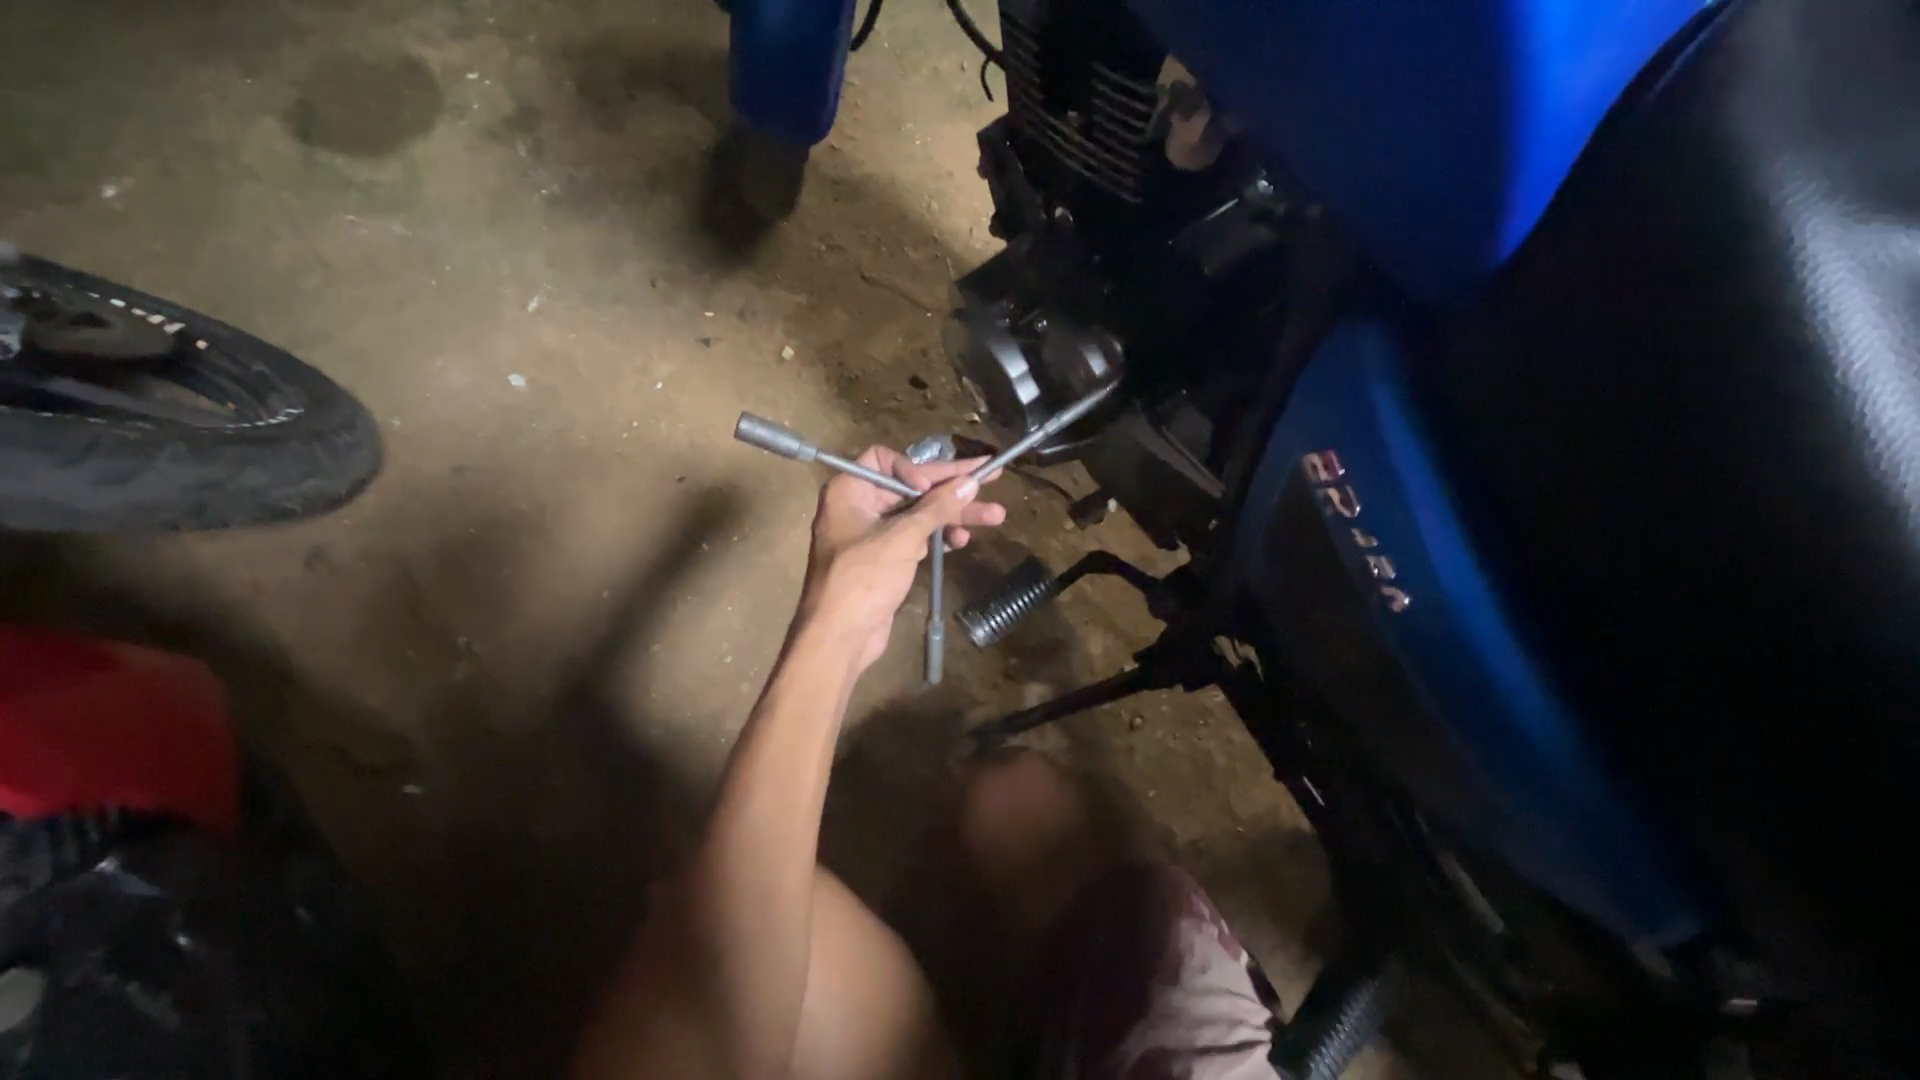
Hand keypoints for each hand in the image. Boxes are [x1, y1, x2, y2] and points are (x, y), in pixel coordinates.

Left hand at [795, 447, 1006, 674]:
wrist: (840, 635)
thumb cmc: (863, 577)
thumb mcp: (903, 536)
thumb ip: (939, 507)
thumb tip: (970, 482)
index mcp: (850, 490)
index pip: (884, 459)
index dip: (914, 468)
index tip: (935, 486)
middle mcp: (859, 506)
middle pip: (911, 487)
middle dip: (951, 488)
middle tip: (993, 476)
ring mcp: (872, 535)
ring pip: (919, 514)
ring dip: (953, 515)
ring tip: (995, 515)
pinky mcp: (885, 560)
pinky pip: (915, 538)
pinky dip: (938, 537)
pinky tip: (962, 541)